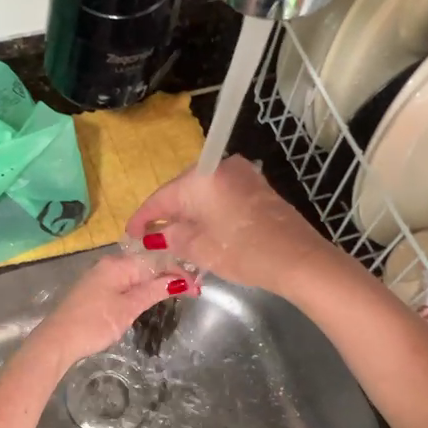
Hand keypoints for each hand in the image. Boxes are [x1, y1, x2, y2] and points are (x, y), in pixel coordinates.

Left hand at [24, 255, 179, 367]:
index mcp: (118, 264)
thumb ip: (154, 291)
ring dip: (155, 283)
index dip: (178, 272)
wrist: (57, 341)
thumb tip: (182, 280)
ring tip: (177, 292)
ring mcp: (100, 277)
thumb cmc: (93, 324)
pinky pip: (124, 283)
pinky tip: (150, 296)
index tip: (197, 286)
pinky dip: (140, 289)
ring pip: (135, 274)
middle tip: (192, 290)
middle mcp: (109, 264)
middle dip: (169, 275)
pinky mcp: (95, 290)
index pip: (156, 260)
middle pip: (146, 265)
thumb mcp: (128, 308)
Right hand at [124, 156, 338, 292]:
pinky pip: (220, 197)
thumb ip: (171, 238)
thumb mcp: (198, 249)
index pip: (160, 197)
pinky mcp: (256, 187)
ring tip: (174, 240)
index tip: (129, 235)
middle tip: (150, 240)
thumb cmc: (242, 251)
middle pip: (181, 192)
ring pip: (202, 195)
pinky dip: (207, 213)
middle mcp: (219, 168)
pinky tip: (202, 232)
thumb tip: (155, 236)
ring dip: (188, 215)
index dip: (142, 218)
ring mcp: (241, 175)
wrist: (297, 259)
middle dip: (166, 216)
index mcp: (200, 178)